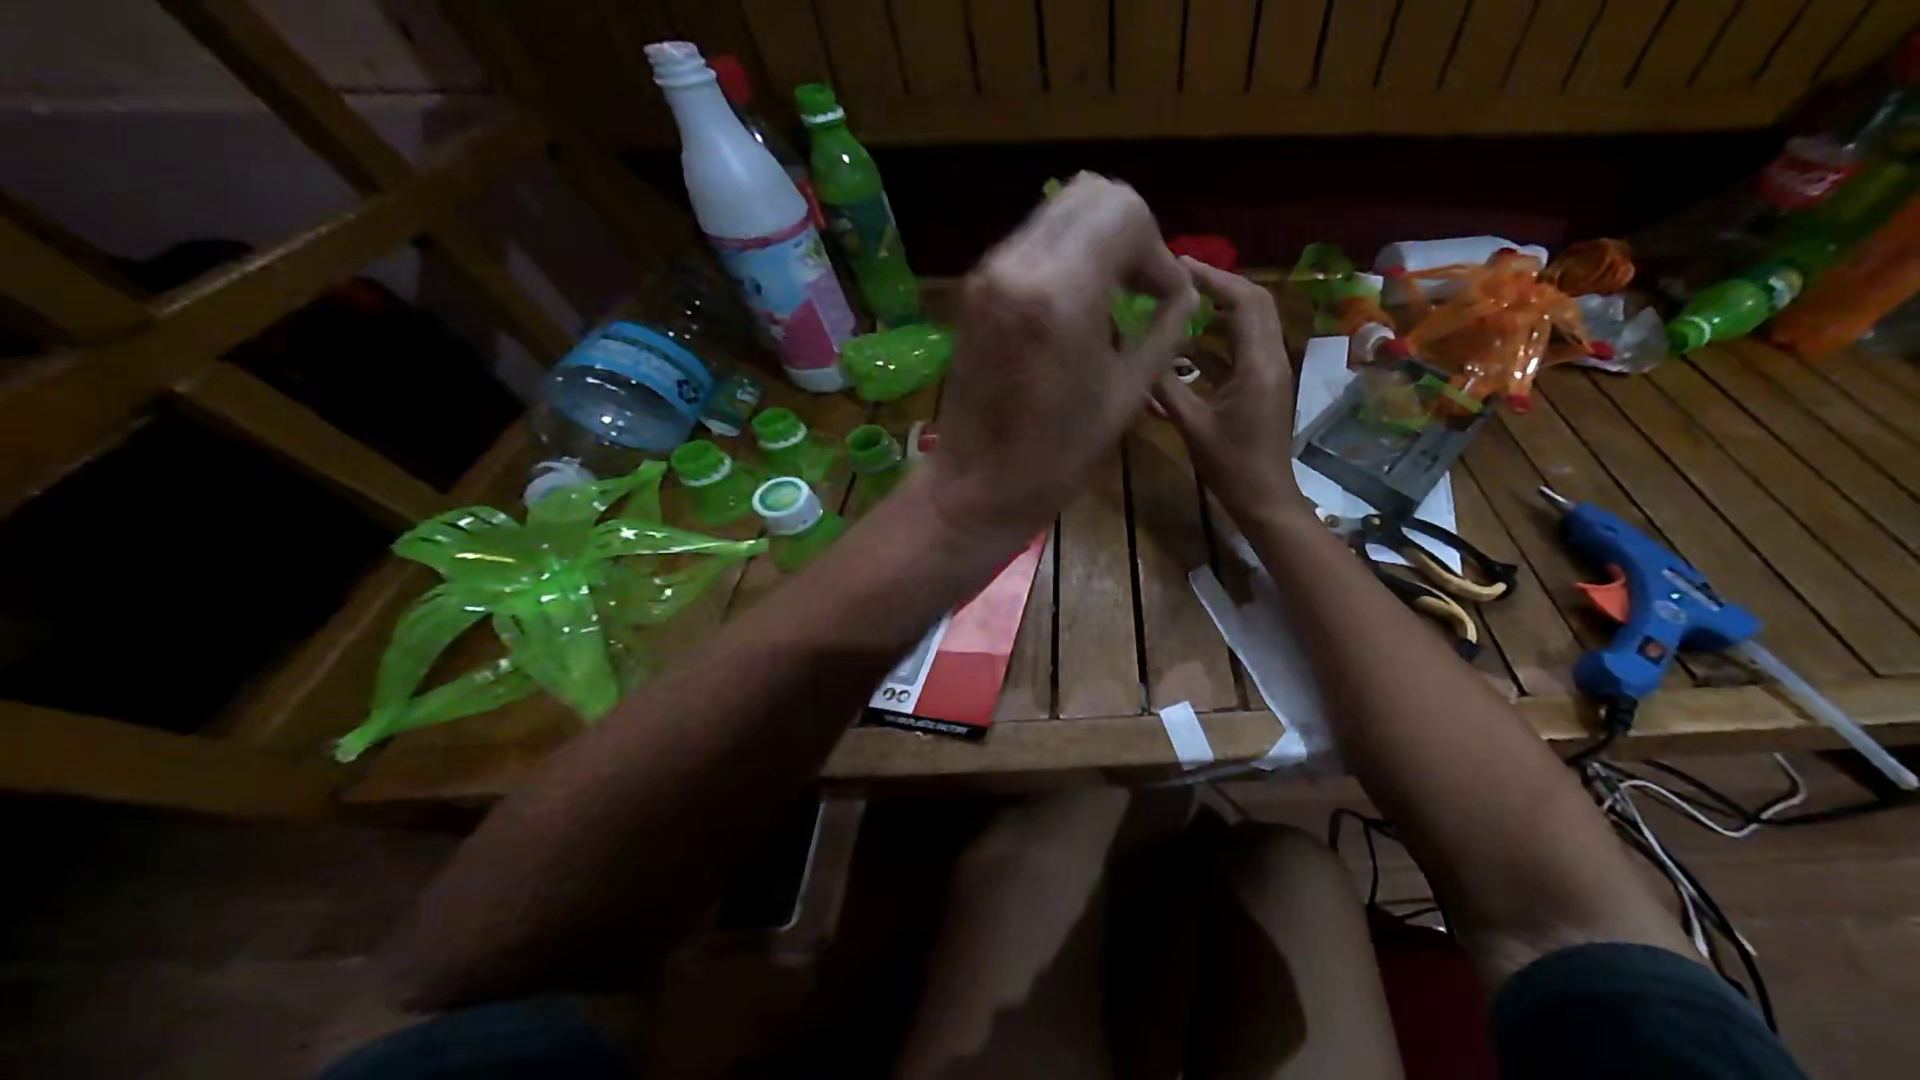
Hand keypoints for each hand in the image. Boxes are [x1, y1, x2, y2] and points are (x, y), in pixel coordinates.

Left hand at [928, 173, 1198, 543]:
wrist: (977, 486)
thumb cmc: (1059, 455)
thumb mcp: (1130, 391)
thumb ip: (1165, 324)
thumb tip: (1182, 289)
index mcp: (1061, 292)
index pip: (1125, 210)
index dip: (1156, 251)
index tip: (1162, 298)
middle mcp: (1018, 266)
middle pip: (1091, 194)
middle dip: (1130, 233)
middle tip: (1139, 288)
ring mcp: (989, 274)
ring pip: (1059, 213)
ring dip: (1097, 242)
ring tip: (1111, 298)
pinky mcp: (975, 290)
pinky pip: (1032, 244)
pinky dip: (1065, 258)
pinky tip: (1076, 308)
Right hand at [1150, 257, 1301, 517]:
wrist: (1264, 497)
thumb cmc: (1229, 464)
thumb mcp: (1191, 424)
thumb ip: (1165, 386)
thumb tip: (1138, 352)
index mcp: (1258, 364)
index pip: (1243, 301)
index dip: (1213, 279)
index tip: (1180, 265)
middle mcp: (1270, 358)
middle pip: (1253, 304)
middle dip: (1218, 286)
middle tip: (1179, 278)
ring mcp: (1268, 371)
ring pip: (1248, 325)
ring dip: (1217, 311)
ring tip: (1178, 306)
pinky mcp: (1261, 385)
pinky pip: (1241, 349)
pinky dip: (1217, 340)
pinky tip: (1185, 347)